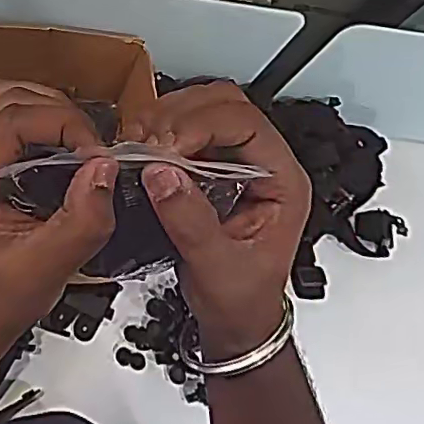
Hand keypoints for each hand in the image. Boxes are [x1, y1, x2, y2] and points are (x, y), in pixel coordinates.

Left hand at [0, 81, 117, 353]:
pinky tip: (60, 141)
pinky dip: (37, 115)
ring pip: (6, 97)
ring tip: (78, 139)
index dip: (62, 123)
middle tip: (91, 147)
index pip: (12, 120)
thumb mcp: (48, 269)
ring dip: (48, 107)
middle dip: (60, 113)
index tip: (94, 151)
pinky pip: (4, 113)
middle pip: (9, 99)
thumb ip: (81, 220)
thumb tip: (104, 167)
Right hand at [125, 82, 310, 357]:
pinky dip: (159, 128)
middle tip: (150, 140)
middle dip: (182, 114)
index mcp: (281, 181)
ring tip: (142, 143)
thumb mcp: (218, 269)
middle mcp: (261, 161)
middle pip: (226, 103)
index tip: (168, 147)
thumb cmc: (241, 301)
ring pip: (204, 106)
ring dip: (168, 116)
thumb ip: (191, 223)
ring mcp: (235, 158)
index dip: (204, 126)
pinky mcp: (209, 162)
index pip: (247, 125)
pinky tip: (142, 146)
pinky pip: (185, 125)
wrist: (235, 319)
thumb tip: (162, 174)